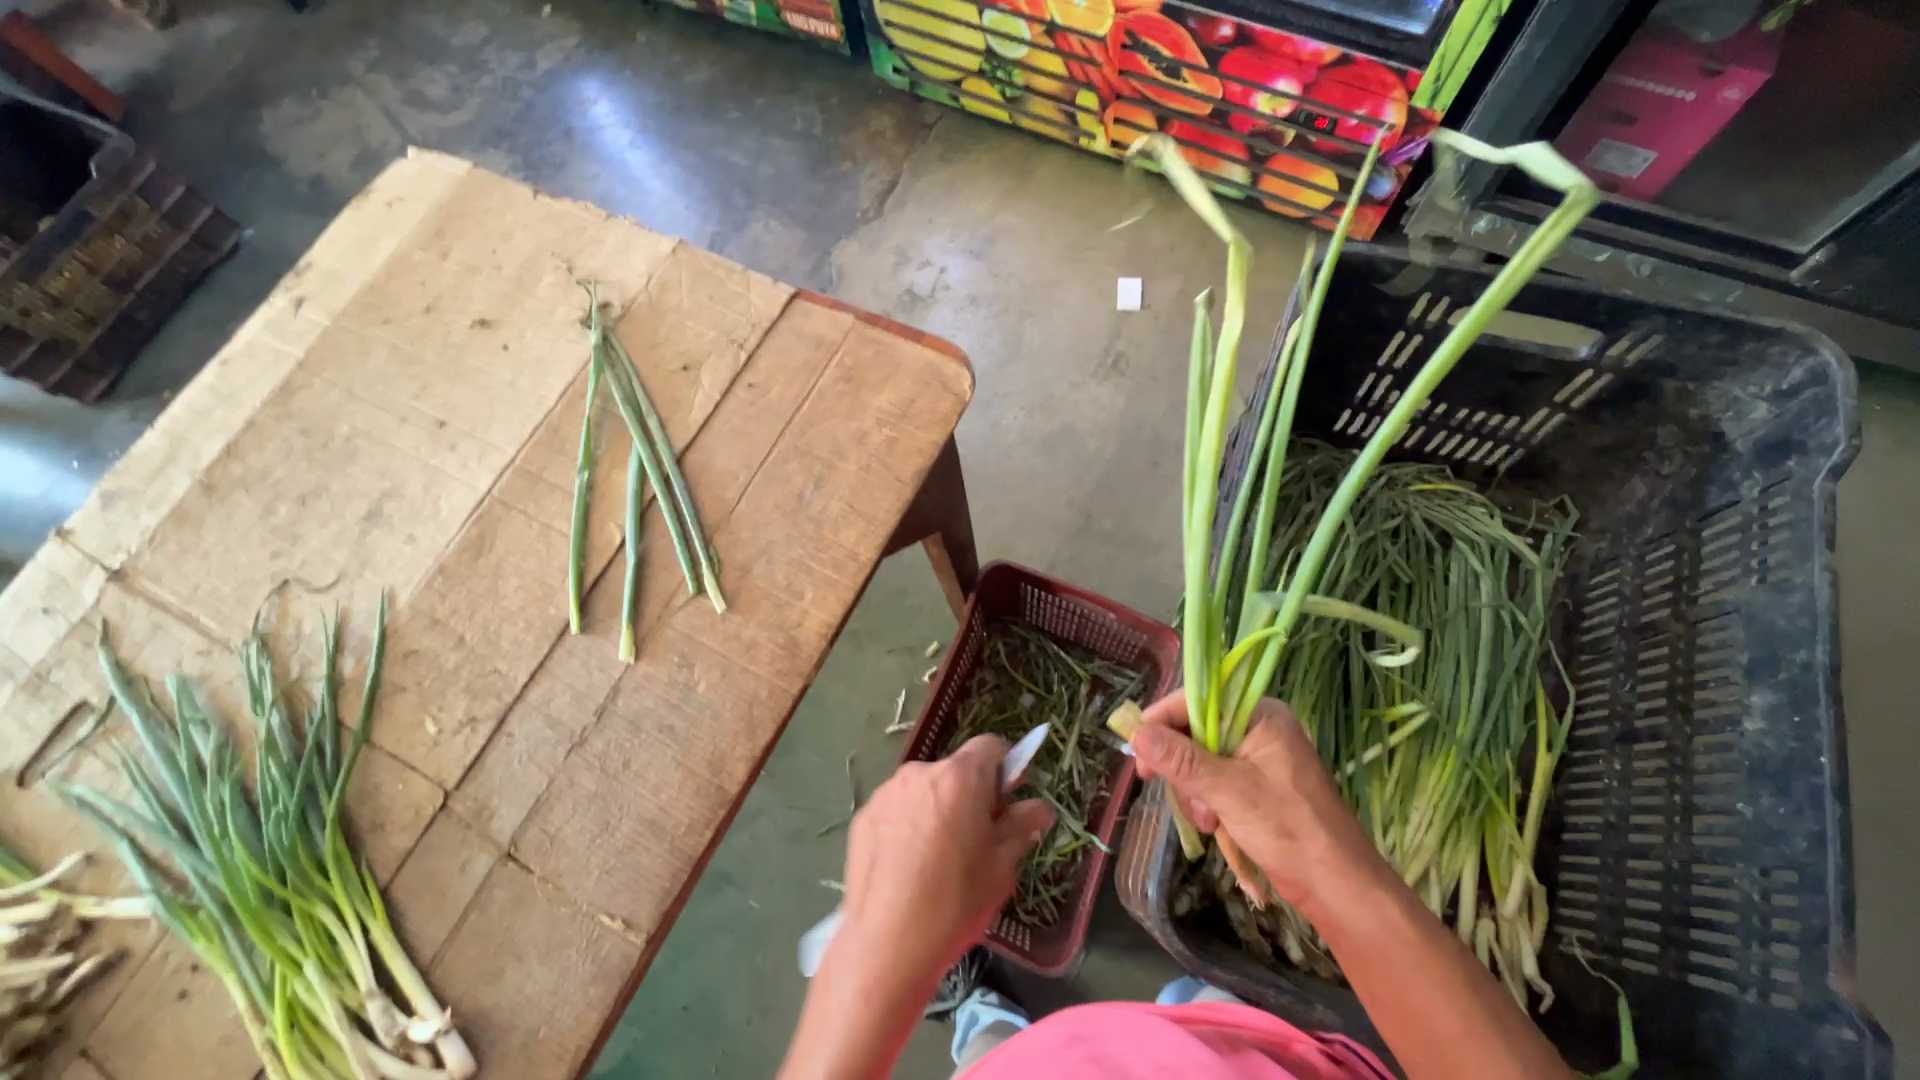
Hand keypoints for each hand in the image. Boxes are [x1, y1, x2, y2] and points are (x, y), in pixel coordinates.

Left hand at [831, 736, 1054, 984]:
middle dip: (972, 795)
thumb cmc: (955, 902)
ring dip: (938, 809)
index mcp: (960, 777)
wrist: (886, 944)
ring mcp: (887, 793)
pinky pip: (898, 810)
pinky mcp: (863, 817)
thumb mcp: (1002, 867)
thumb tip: (1039, 808)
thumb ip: (1022, 826)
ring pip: (925, 791)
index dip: (1007, 768)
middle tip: (979, 838)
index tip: (1010, 801)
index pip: (991, 747)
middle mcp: (921, 773)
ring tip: (939, 858)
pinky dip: (909, 826)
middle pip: (956, 771)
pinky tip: (909, 867)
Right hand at [1130, 691, 1385, 915]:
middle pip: (1193, 730)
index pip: (1195, 701)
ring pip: (1198, 760)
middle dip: (1181, 766)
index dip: (1162, 722)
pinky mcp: (1255, 784)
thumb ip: (1181, 759)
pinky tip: (1216, 824)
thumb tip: (1136, 733)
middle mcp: (1257, 728)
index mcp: (1259, 714)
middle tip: (1170, 790)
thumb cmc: (1289, 828)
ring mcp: (1257, 757)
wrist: (1335, 882)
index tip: (1137, 752)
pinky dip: (1207, 802)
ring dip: (1194, 791)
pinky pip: (1213, 780)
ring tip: (1209, 819)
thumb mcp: (1228, 790)